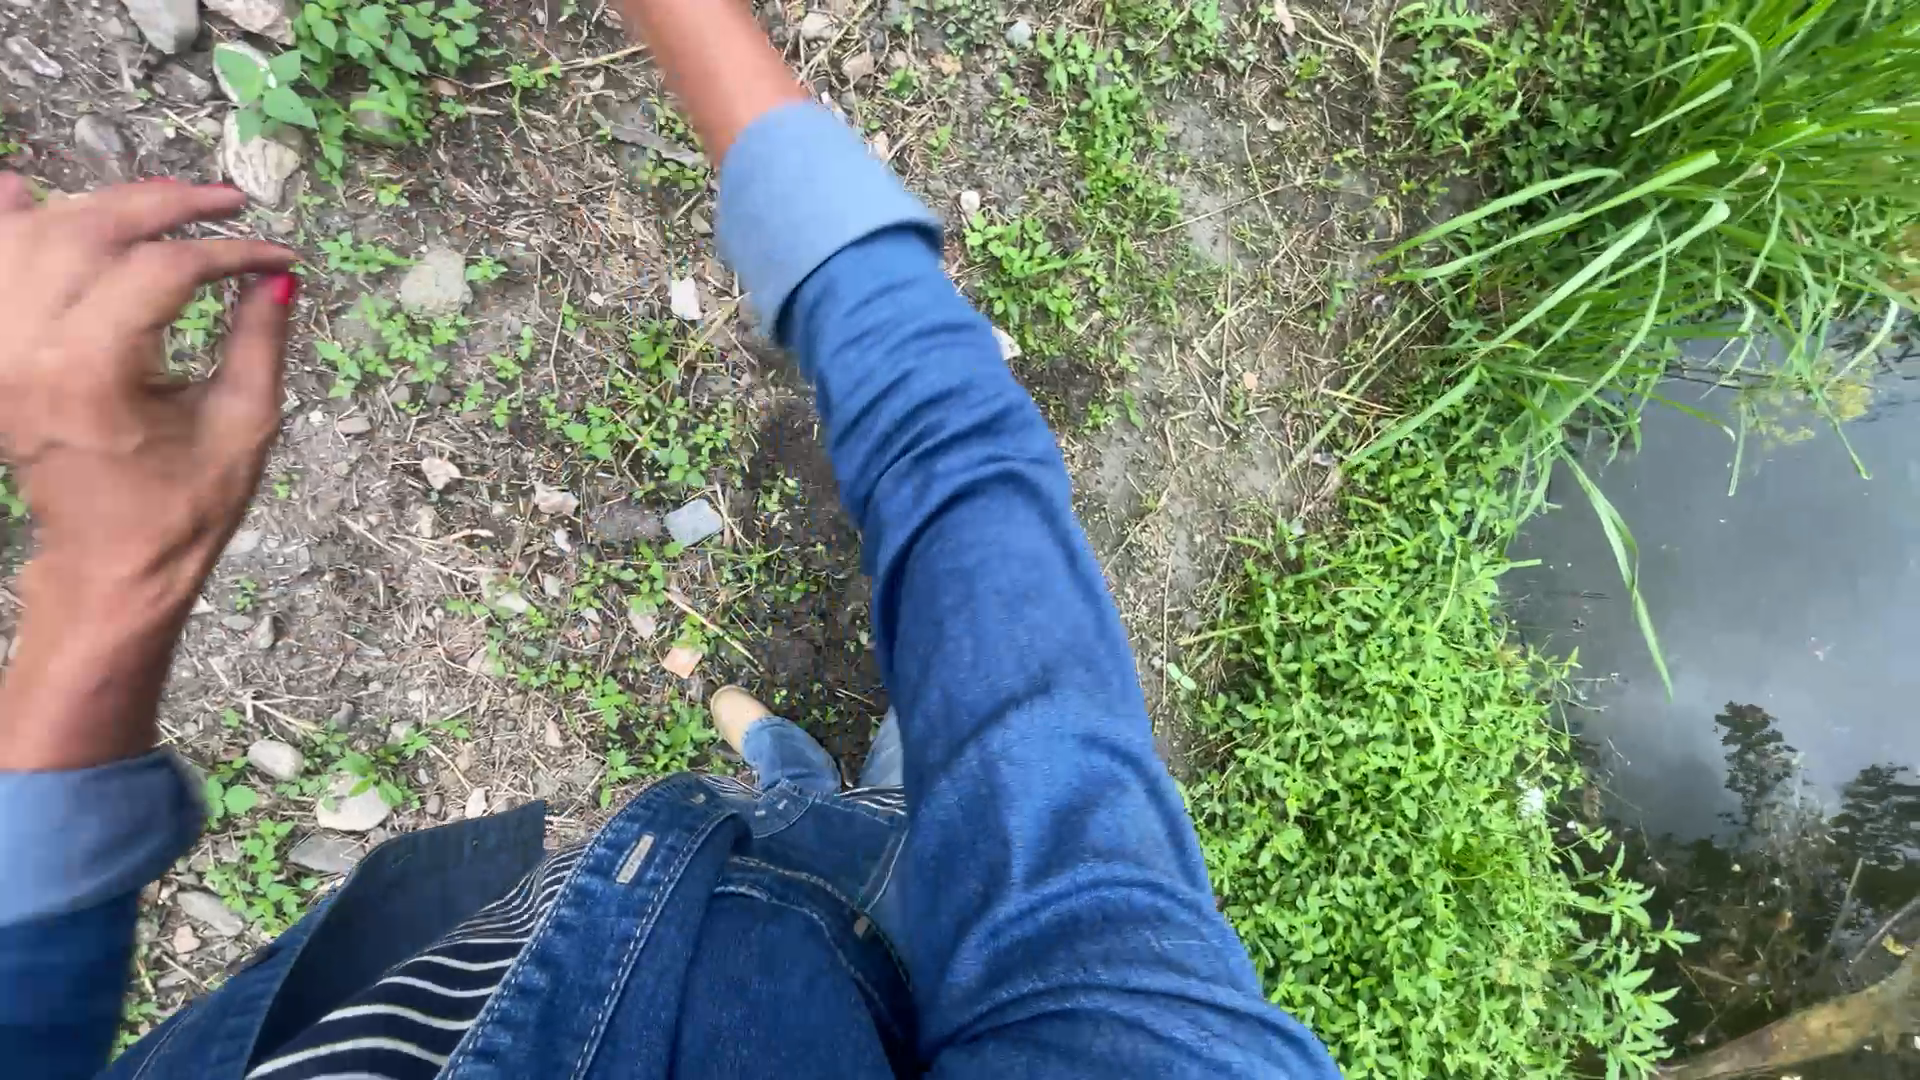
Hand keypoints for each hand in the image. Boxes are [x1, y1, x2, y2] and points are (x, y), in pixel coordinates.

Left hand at [0, 175, 296, 769]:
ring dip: (96, 204)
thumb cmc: (194, 500)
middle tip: (228, 201)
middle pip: (81, 233)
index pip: (160, 273)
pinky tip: (21, 191)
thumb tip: (281, 280)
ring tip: (164, 199)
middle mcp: (19, 346)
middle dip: (162, 206)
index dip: (227, 252)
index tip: (282, 254)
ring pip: (26, 235)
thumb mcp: (246, 423)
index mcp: (91, 372)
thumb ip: (259, 344)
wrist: (112, 554)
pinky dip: (0, 221)